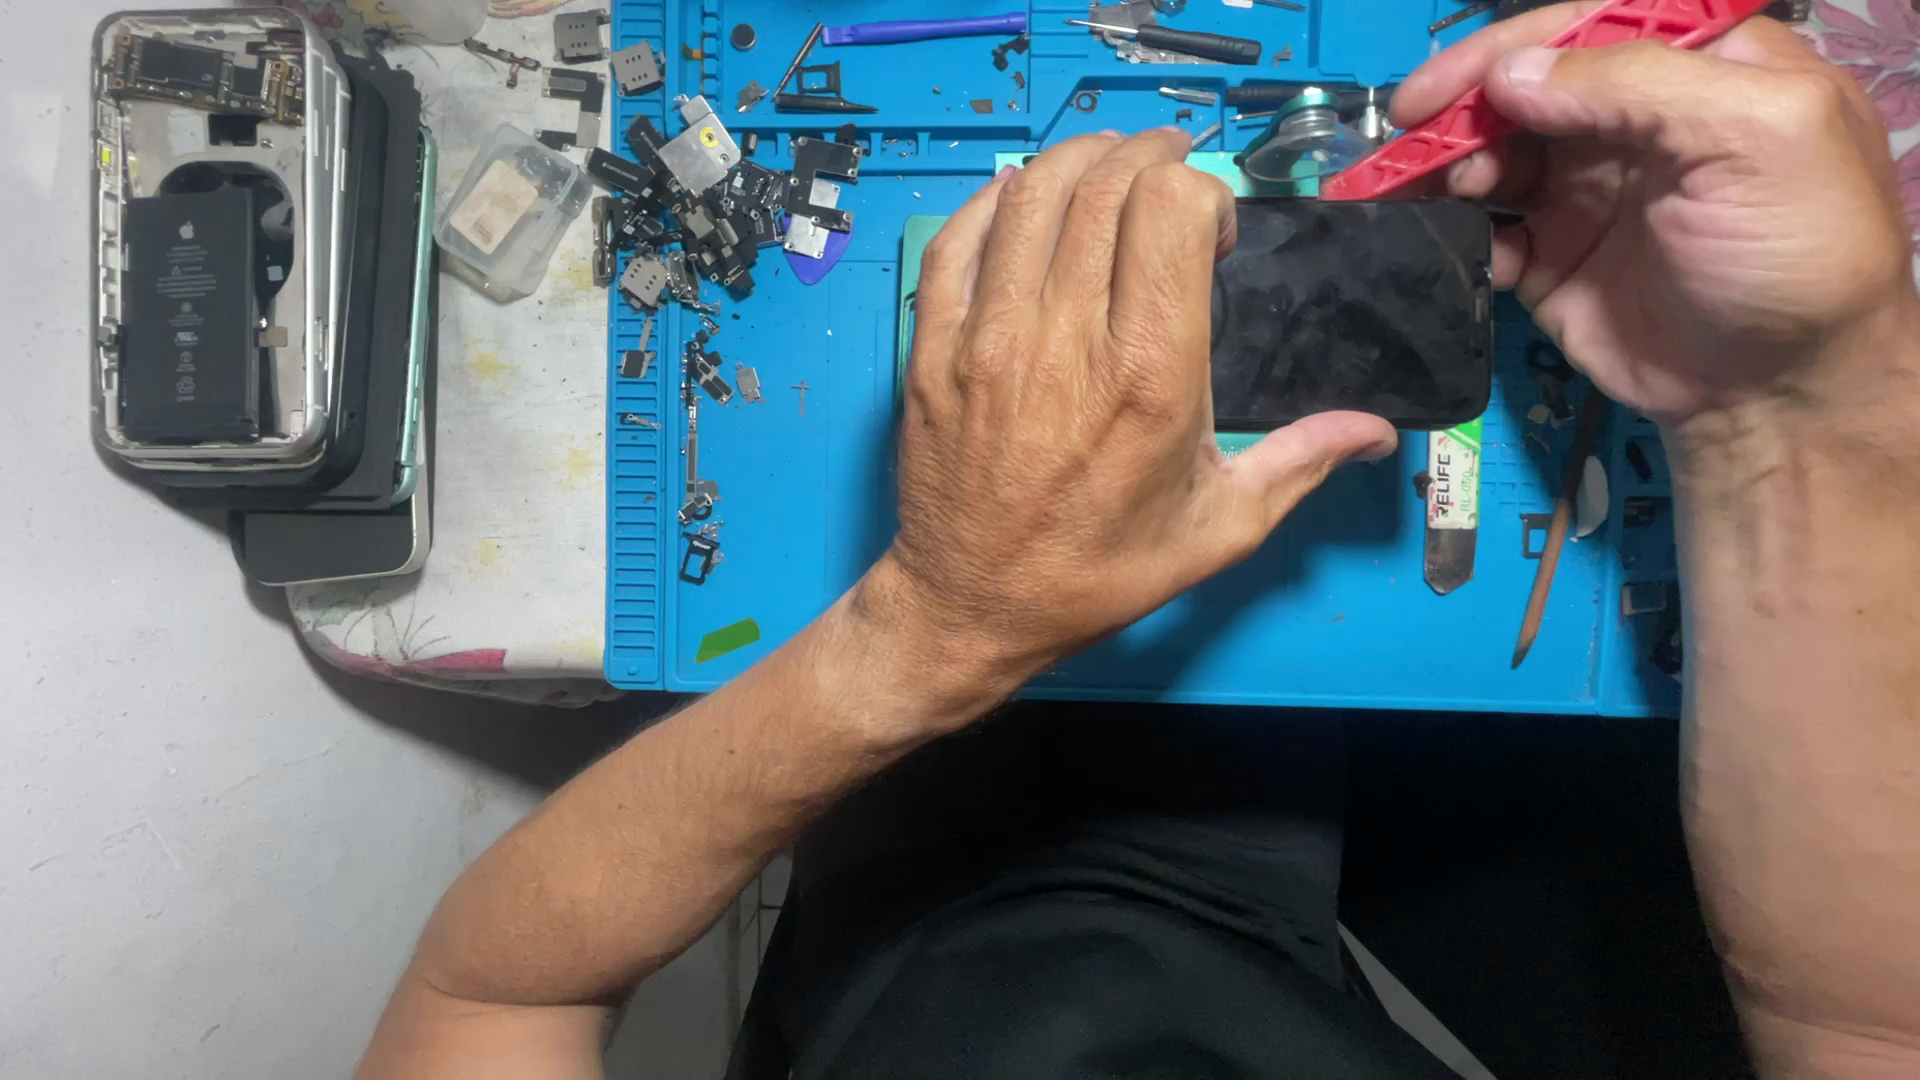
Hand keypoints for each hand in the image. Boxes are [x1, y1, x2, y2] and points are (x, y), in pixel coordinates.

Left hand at [858, 130, 1394, 712]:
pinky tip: (1022, 205)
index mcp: (1150, 376)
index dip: (1200, 194)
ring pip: (1028, 197)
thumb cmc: (1097, 575)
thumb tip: (1378, 432)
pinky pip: (954, 244)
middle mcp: (1065, 342)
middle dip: (1145, 160)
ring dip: (1075, 163)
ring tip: (1101, 175)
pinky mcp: (930, 353)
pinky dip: (992, 204)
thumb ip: (1299, 465)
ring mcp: (985, 343)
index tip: (1208, 237)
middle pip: (1103, 187)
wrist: (974, 605)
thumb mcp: (1215, 532)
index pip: (1172, 207)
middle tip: (1162, 183)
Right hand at [1394, 4, 1919, 425]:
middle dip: (1455, 121)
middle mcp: (1626, 129)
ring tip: (1413, 201)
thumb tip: (1509, 74)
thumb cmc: (1788, 249)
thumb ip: (1633, 89)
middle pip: (1522, 100)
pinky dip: (1459, 240)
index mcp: (1694, 74)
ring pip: (1491, 165)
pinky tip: (1463, 255)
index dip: (1501, 54)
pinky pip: (1483, 234)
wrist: (1762, 384)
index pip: (1584, 35)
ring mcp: (1579, 197)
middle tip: (1398, 156)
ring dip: (1445, 179)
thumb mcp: (1750, 137)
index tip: (1430, 95)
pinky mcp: (1542, 259)